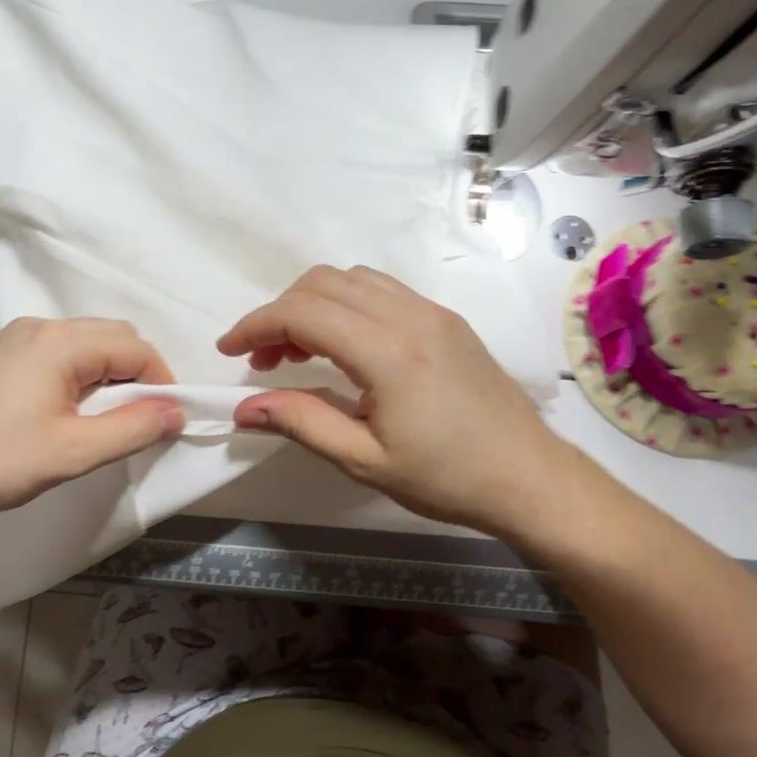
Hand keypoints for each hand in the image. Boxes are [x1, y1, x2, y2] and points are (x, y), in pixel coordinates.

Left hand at [0, 318, 184, 533]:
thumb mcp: (73, 452)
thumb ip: (132, 429)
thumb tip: (176, 412)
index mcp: (59, 342)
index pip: (135, 346)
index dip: (161, 381)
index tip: (165, 422)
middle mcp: (38, 327)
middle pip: (112, 336)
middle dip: (137, 373)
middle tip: (136, 421)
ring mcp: (13, 338)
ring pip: (85, 343)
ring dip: (107, 374)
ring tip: (102, 421)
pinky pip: (57, 352)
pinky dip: (79, 374)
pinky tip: (66, 413)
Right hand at [217, 265, 582, 537]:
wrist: (528, 476)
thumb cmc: (445, 478)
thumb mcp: (364, 461)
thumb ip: (301, 423)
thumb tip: (243, 407)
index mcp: (388, 353)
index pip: (303, 312)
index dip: (256, 325)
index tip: (228, 351)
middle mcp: (410, 316)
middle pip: (323, 283)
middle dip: (279, 313)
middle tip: (262, 362)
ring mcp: (432, 312)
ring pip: (352, 278)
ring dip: (312, 304)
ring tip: (296, 353)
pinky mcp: (446, 319)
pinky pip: (381, 290)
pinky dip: (344, 304)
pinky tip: (340, 347)